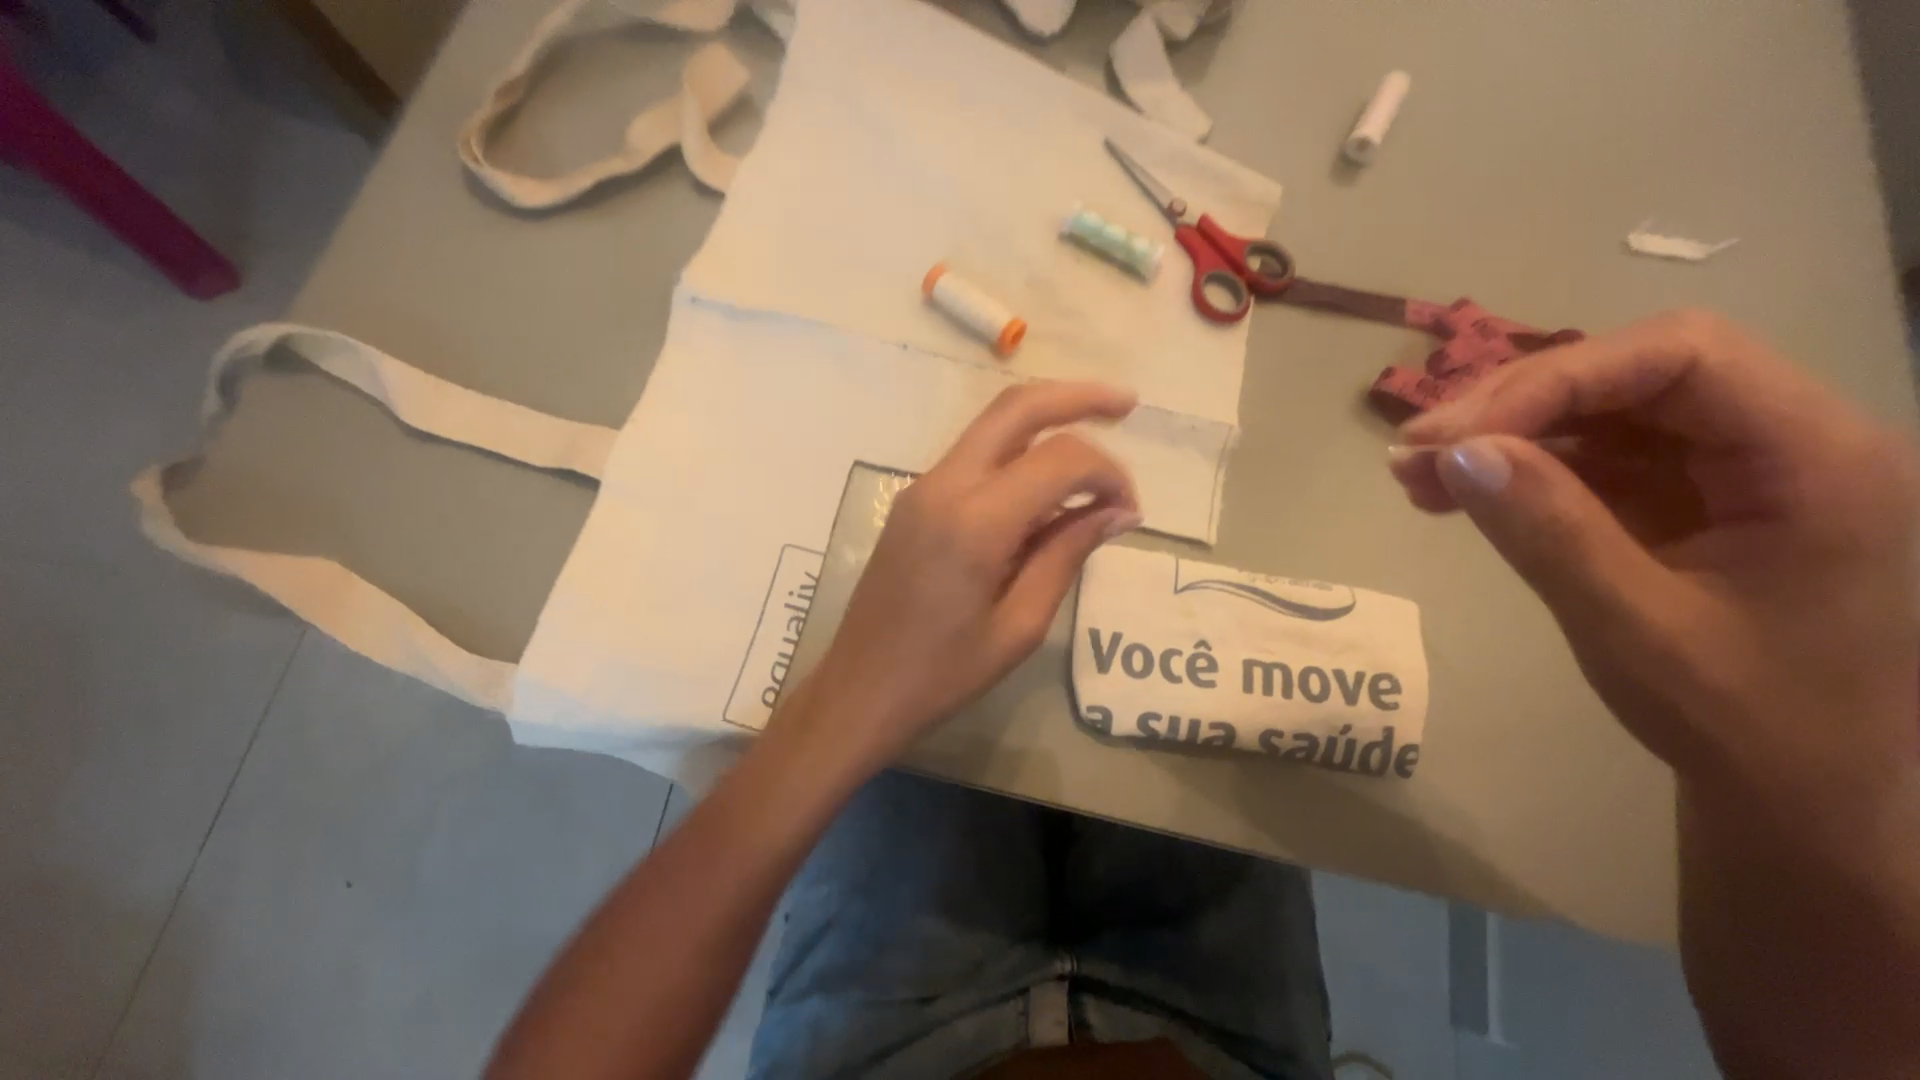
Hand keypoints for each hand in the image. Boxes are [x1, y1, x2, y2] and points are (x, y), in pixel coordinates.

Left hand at [774, 381, 1142, 769]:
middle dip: (1077, 397)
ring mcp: (922, 488)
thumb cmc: (943, 673)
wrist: (859, 688)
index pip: (1059, 459)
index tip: (1130, 510)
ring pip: (993, 426)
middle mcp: (944, 486)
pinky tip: (1049, 492)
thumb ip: (1067, 555)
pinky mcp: (914, 500)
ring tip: (1095, 456)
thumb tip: (1119, 511)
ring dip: (1047, 424)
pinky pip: (975, 458)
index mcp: (974, 523)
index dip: (1108, 473)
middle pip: (1016, 408)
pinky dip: (1019, 456)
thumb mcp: (1020, 626)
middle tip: (1128, 404)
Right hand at [1389, 310, 1919, 829]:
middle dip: (1515, 405)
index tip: (1455, 436)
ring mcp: (1739, 468)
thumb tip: (1455, 452)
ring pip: (1607, 411)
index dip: (1555, 379)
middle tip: (1415, 451)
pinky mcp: (1694, 498)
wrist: (1799, 799)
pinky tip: (1457, 492)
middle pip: (1635, 373)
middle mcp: (1789, 440)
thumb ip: (1549, 531)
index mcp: (1816, 458)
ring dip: (1506, 435)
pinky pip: (1601, 457)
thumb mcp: (1634, 629)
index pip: (1679, 356)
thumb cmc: (1742, 723)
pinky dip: (1525, 469)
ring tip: (1415, 474)